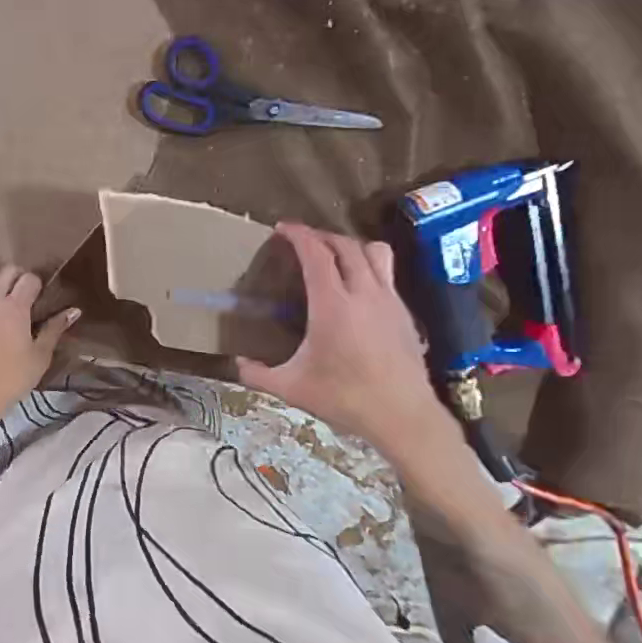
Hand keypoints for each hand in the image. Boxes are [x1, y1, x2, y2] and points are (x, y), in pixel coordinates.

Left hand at [0, 266, 79, 456]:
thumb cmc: (12, 378)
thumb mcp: (40, 356)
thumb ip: (55, 329)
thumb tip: (74, 311)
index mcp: (14, 308)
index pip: (29, 278)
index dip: (40, 284)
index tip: (45, 298)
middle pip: (6, 271)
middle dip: (20, 276)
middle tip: (31, 296)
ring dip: (3, 283)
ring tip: (14, 303)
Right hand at [236, 223, 449, 460]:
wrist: (402, 414)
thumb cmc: (344, 397)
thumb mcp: (290, 387)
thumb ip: (258, 374)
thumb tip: (238, 364)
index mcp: (332, 305)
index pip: (317, 255)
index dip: (299, 235)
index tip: (282, 228)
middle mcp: (364, 293)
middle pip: (346, 246)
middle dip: (321, 236)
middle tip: (301, 240)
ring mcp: (389, 300)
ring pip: (375, 252)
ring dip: (350, 245)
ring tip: (332, 254)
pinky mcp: (403, 312)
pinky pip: (386, 273)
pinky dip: (367, 266)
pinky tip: (354, 286)